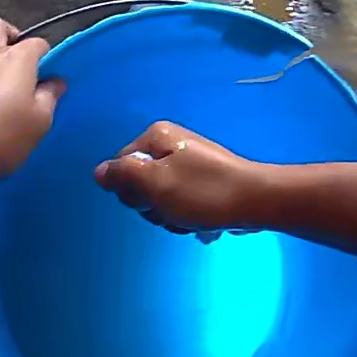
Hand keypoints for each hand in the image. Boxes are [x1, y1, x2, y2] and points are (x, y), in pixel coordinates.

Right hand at [93, 122, 272, 234]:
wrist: (256, 201)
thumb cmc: (203, 192)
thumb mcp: (154, 184)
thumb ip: (122, 175)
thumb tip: (99, 172)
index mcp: (157, 136)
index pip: (120, 166)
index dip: (130, 192)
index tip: (152, 200)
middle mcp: (172, 142)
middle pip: (141, 182)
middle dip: (153, 205)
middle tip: (173, 210)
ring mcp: (190, 161)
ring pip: (162, 195)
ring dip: (171, 215)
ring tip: (191, 218)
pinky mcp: (205, 179)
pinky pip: (183, 199)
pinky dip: (189, 214)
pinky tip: (203, 221)